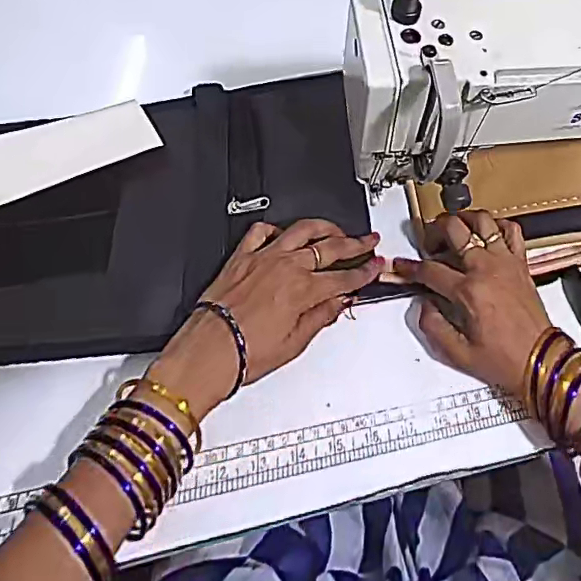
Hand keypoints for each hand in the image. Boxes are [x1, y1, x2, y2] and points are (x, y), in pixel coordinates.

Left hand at [151, 220, 382, 412]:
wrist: (206, 353)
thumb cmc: (243, 353)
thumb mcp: (294, 343)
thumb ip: (321, 316)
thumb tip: (339, 302)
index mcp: (303, 290)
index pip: (345, 277)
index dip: (365, 271)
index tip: (375, 266)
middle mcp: (286, 267)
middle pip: (332, 246)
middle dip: (357, 243)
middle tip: (368, 240)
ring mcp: (264, 257)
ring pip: (303, 229)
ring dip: (325, 226)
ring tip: (335, 228)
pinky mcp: (242, 256)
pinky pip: (262, 231)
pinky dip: (277, 228)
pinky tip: (284, 232)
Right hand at [389, 210, 552, 400]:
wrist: (540, 359)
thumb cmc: (506, 358)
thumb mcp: (459, 353)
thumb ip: (433, 327)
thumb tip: (423, 306)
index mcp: (468, 292)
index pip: (430, 270)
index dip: (410, 267)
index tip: (403, 266)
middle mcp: (486, 269)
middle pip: (454, 229)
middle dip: (435, 229)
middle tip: (429, 239)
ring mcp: (505, 261)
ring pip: (482, 221)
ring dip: (464, 219)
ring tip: (455, 226)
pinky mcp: (521, 262)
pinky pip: (512, 230)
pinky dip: (498, 225)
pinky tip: (488, 232)